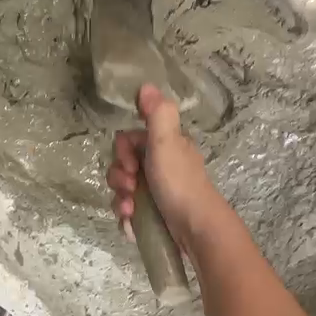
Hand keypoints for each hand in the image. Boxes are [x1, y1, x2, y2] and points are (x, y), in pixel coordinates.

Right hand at [106, 84, 234, 252]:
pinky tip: (133, 226)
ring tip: (131, 211)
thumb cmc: (180, 183)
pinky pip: (127, 213)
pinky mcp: (152, 216)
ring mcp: (155, 193)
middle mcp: (159, 167)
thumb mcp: (167, 143)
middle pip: (121, 167)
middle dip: (119, 180)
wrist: (196, 230)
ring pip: (122, 191)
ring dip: (120, 201)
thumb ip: (157, 114)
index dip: (122, 153)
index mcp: (164, 147)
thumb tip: (145, 84)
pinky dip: (127, 220)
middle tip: (131, 189)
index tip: (130, 165)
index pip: (127, 141)